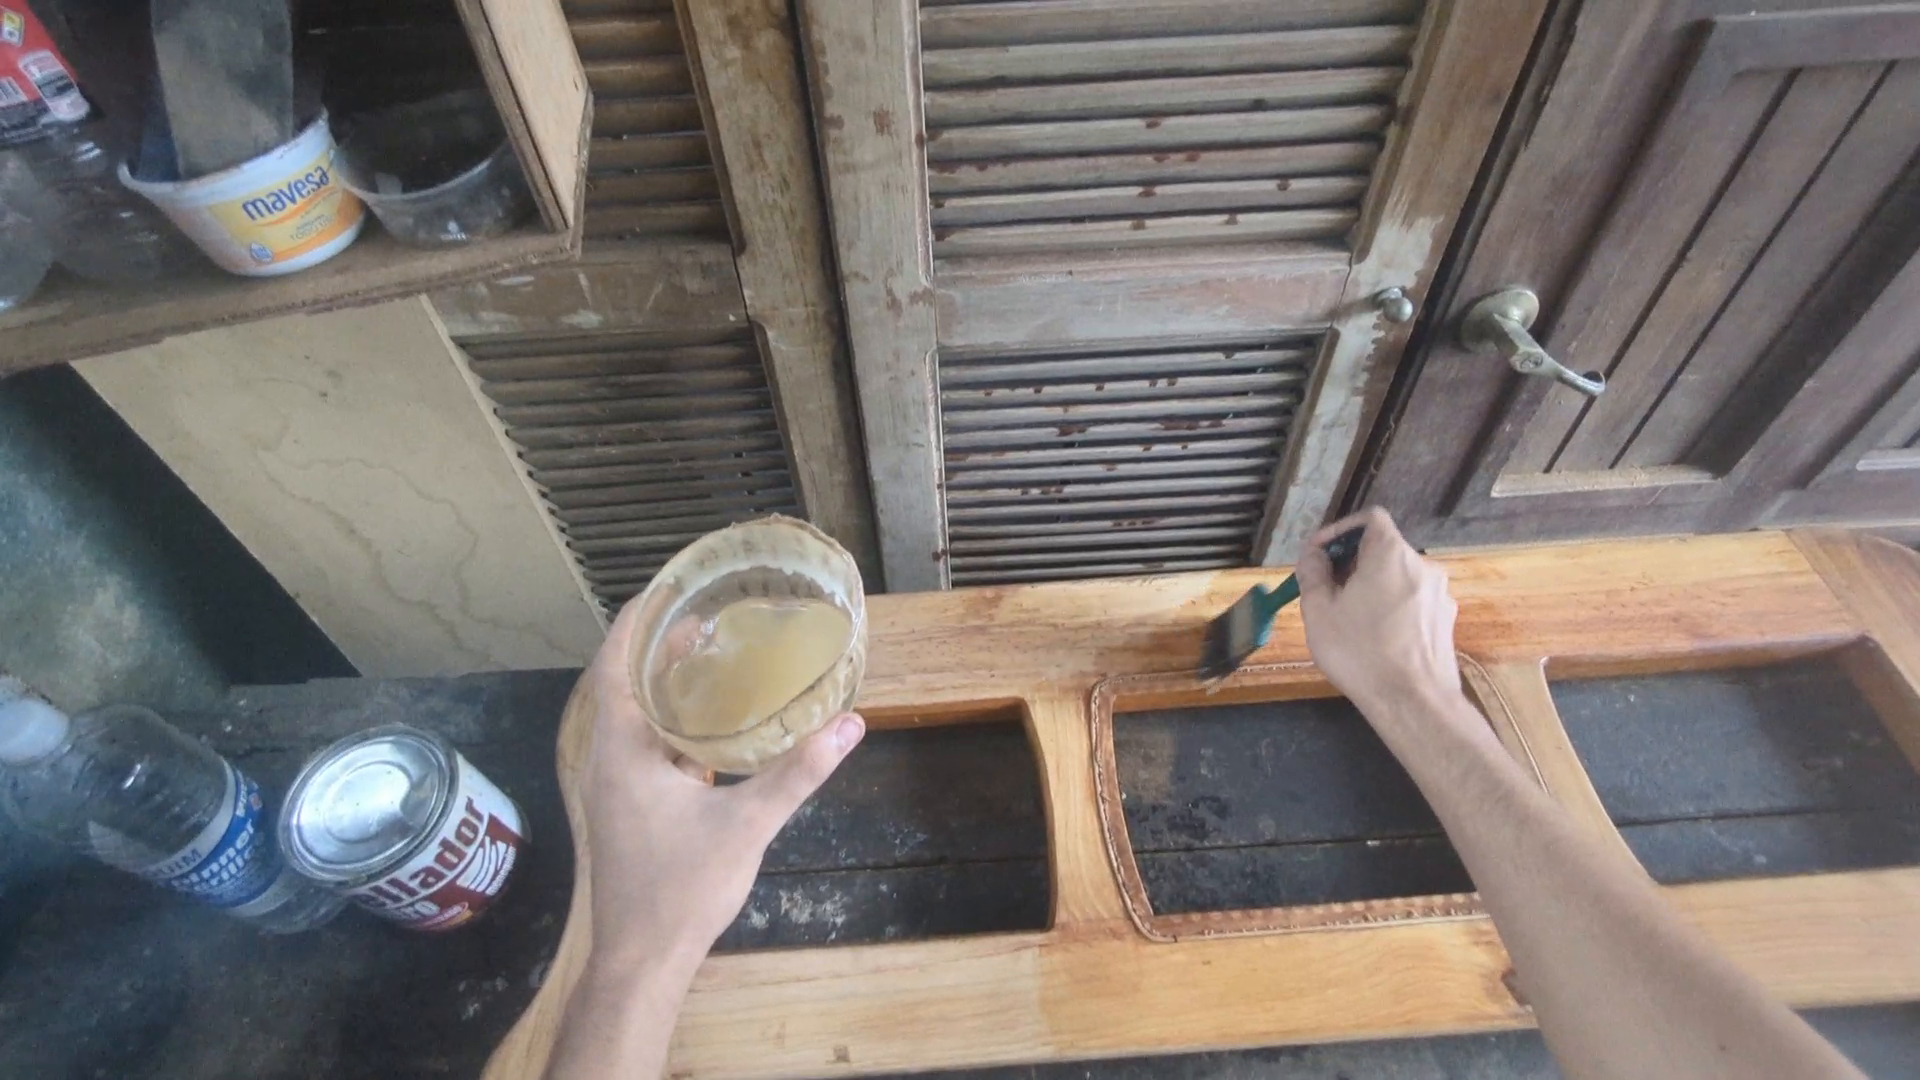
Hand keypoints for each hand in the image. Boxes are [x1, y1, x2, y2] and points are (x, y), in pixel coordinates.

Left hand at [574, 595, 864, 981]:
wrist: (644, 961)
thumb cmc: (682, 887)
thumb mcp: (748, 822)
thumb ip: (799, 772)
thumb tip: (852, 724)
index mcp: (622, 751)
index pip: (614, 667)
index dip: (634, 624)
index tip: (666, 590)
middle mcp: (610, 759)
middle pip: (625, 684)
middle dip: (659, 647)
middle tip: (708, 617)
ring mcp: (618, 784)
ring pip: (637, 715)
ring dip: (666, 683)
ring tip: (713, 655)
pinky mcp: (632, 804)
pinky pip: (648, 742)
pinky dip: (674, 718)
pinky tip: (714, 720)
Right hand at [1296, 508, 1477, 738]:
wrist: (1413, 702)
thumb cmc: (1359, 651)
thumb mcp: (1318, 610)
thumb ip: (1313, 573)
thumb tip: (1314, 555)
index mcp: (1391, 555)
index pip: (1369, 518)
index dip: (1340, 530)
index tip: (1318, 555)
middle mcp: (1422, 566)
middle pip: (1381, 548)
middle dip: (1349, 562)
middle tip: (1323, 589)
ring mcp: (1439, 594)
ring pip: (1395, 575)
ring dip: (1368, 585)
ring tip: (1344, 615)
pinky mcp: (1445, 619)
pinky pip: (1409, 598)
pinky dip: (1387, 604)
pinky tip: (1371, 634)